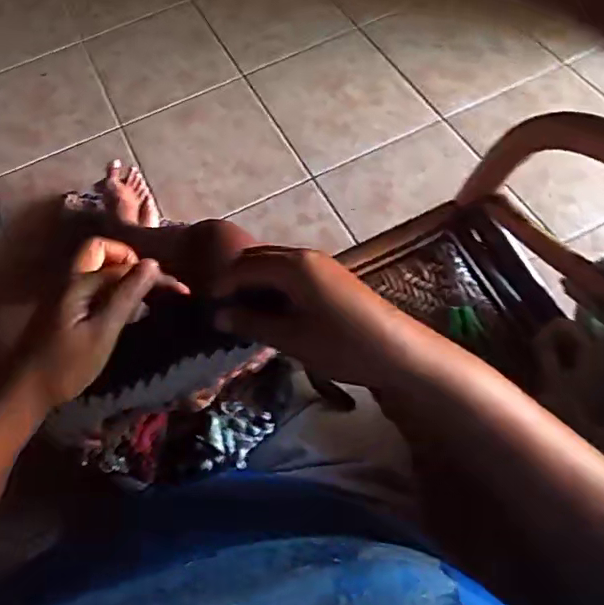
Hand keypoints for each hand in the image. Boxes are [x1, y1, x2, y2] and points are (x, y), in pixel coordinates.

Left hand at [14, 237, 187, 410]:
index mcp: (78, 282)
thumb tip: (152, 263)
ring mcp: (65, 294)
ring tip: (149, 298)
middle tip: (152, 283)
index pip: (123, 265)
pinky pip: (94, 287)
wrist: (26, 394)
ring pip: (98, 268)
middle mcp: (70, 280)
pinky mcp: (66, 310)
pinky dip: (114, 291)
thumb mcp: (103, 332)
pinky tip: (129, 313)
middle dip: (130, 260)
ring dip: (124, 276)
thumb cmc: (66, 366)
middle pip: (102, 251)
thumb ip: (126, 296)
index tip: (178, 290)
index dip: (152, 274)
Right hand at [213, 246, 434, 390]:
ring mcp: (321, 262)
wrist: (397, 350)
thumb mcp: (291, 339)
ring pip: (275, 263)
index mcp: (292, 265)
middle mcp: (304, 255)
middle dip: (236, 279)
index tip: (206, 309)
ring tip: (244, 313)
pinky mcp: (331, 275)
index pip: (242, 267)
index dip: (221, 286)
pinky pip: (291, 270)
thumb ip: (252, 323)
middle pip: (258, 258)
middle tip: (223, 311)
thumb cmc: (341, 345)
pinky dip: (274, 284)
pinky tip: (273, 310)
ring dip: (255, 281)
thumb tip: (218, 315)